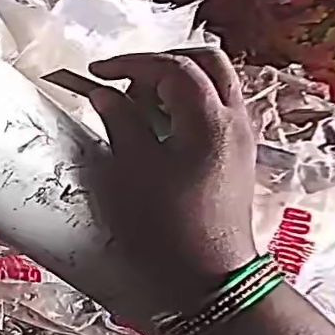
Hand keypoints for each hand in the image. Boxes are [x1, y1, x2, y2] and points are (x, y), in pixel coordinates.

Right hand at [84, 49, 259, 317]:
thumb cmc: (166, 221)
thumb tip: (103, 93)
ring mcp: (240, 135)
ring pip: (213, 82)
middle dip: (159, 63)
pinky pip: (213, 106)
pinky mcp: (236, 152)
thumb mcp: (133, 168)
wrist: (209, 272)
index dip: (130, 64)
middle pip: (205, 62)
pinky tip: (156, 124)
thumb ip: (120, 121)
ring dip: (173, 81)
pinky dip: (183, 102)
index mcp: (209, 120)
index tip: (94, 73)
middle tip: (121, 80)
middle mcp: (234, 119)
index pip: (173, 67)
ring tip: (135, 103)